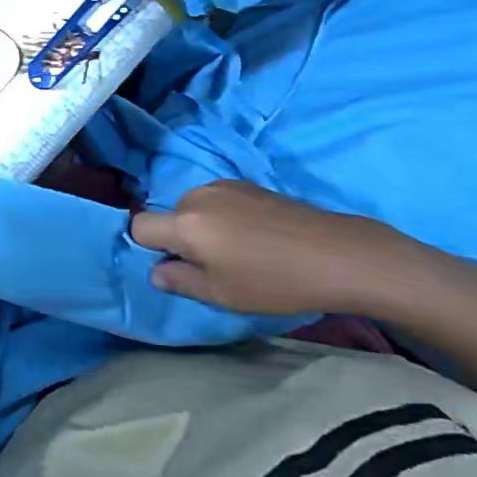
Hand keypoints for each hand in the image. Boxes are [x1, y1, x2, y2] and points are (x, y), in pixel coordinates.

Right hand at [131, 180, 422, 315]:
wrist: (336, 254)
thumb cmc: (273, 281)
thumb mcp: (221, 293)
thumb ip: (180, 280)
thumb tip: (157, 272)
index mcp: (185, 223)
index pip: (139, 226)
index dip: (147, 247)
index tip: (172, 266)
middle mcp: (197, 195)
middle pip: (169, 215)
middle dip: (179, 238)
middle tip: (210, 266)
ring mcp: (225, 185)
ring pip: (194, 206)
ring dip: (202, 226)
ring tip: (237, 251)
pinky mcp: (249, 183)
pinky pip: (218, 199)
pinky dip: (223, 216)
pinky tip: (255, 236)